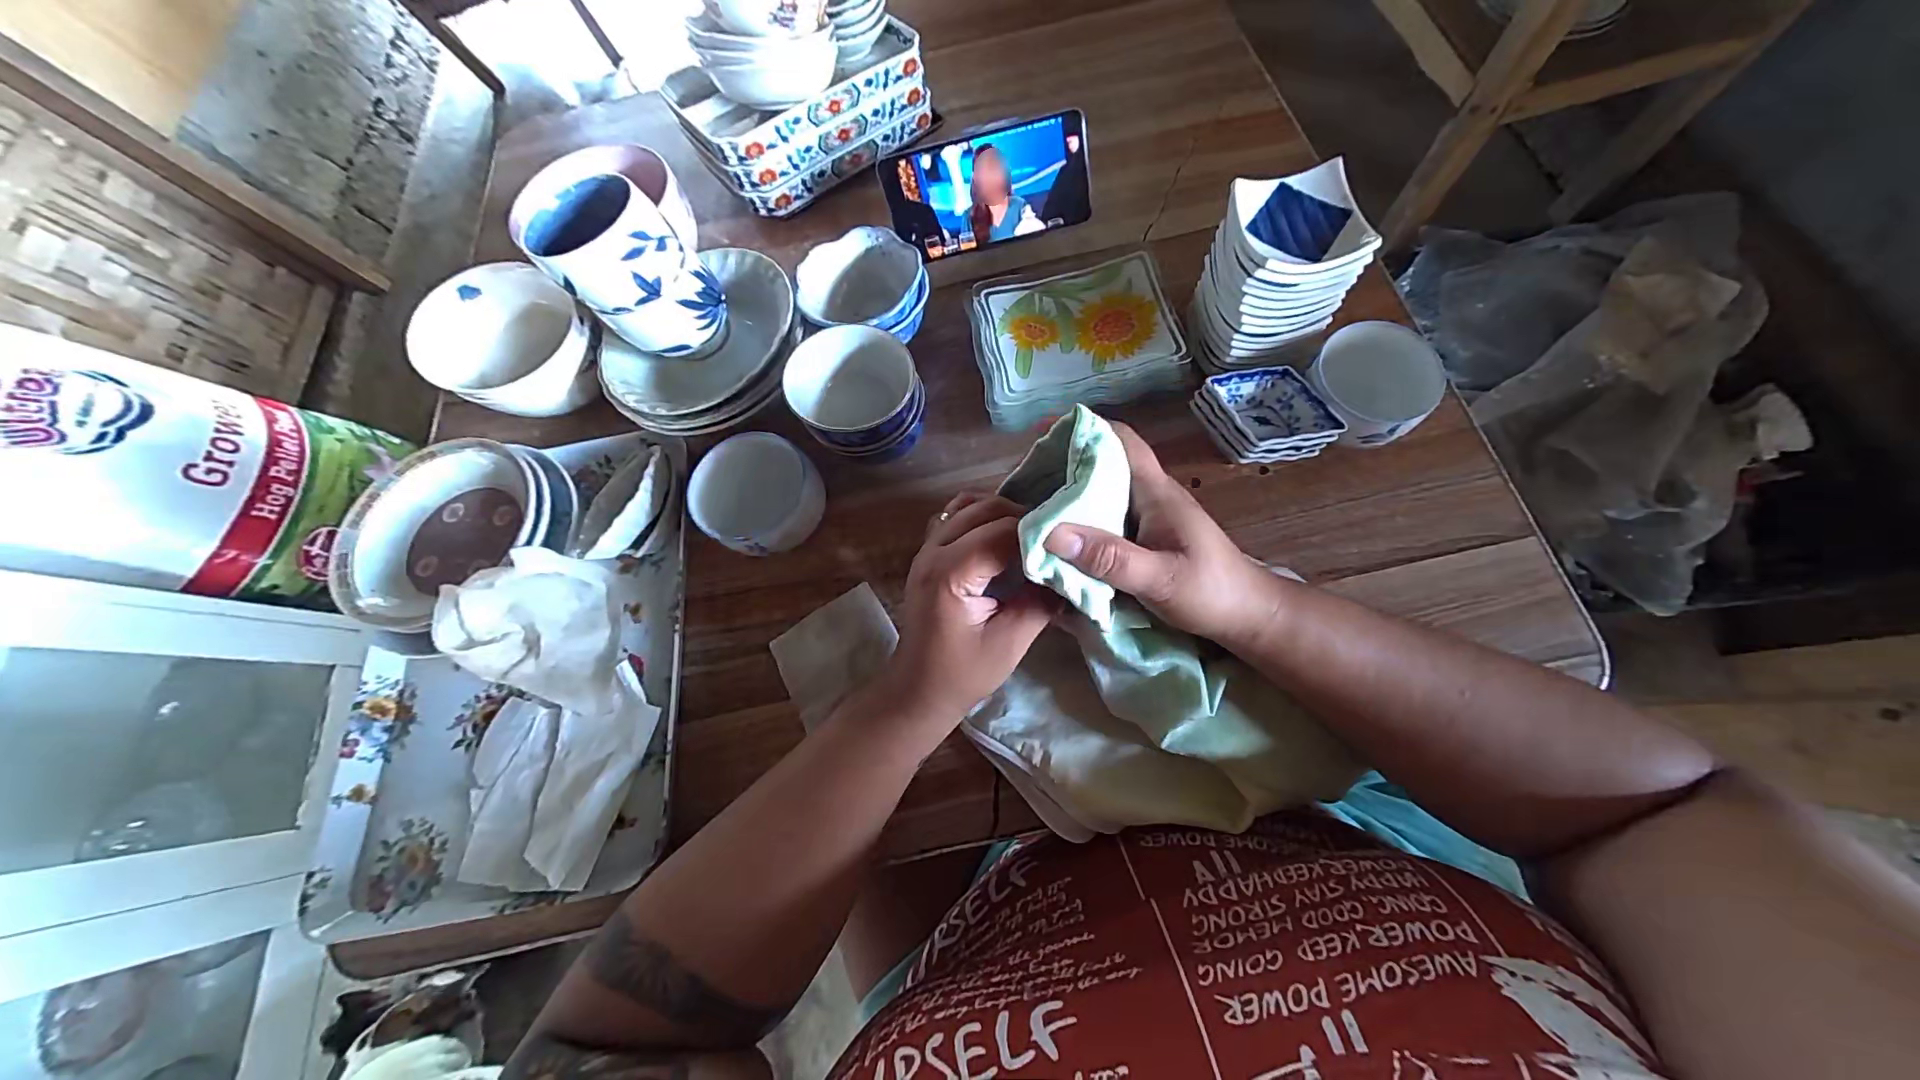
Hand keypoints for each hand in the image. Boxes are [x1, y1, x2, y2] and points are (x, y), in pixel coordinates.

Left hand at [873, 493, 1058, 721]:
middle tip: (1054, 542)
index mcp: (950, 573)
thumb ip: (1039, 604)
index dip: (1038, 535)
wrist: (918, 688)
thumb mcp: (1009, 644)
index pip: (1002, 532)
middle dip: (1024, 519)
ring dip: (1002, 513)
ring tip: (1031, 537)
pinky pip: (956, 517)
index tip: (1067, 547)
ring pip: (969, 506)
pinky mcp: (928, 553)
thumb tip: (1069, 574)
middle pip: (985, 510)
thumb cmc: (962, 673)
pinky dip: (981, 516)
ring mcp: (926, 549)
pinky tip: (1003, 537)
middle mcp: (933, 551)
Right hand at [1042, 422, 1278, 644]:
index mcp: (1155, 492)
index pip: (1120, 440)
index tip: (1044, 431)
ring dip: (1068, 494)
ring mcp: (1146, 518)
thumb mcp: (1160, 579)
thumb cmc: (1211, 592)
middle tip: (1023, 477)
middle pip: (1102, 464)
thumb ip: (1109, 558)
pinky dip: (1079, 521)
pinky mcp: (1143, 539)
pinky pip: (1104, 518)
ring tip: (1029, 504)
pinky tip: (1057, 536)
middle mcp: (1148, 496)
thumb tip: (1052, 534)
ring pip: (1101, 492)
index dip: (1084, 428)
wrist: (1248, 616)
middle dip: (1063, 463)